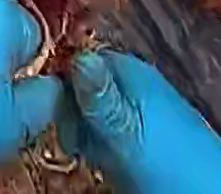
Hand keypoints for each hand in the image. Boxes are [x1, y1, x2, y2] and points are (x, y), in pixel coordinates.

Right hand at [63, 50, 220, 193]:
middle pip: (87, 84)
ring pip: (97, 109)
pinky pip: (111, 129)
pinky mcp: (147, 136)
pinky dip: (101, 143)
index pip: (82, 57)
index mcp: (131, 70)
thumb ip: (100, 96)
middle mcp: (135, 82)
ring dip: (85, 128)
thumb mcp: (128, 132)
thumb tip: (74, 54)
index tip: (49, 110)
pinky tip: (103, 162)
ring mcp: (142, 109)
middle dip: (72, 108)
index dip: (62, 80)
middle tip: (70, 139)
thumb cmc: (171, 166)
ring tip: (87, 152)